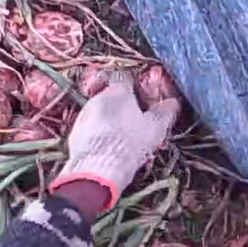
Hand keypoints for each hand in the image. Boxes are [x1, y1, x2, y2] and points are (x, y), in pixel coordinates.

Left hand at [50, 73, 178, 212]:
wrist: (99, 168)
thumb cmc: (131, 143)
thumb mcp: (155, 129)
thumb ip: (164, 113)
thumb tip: (173, 103)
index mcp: (118, 92)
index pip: (125, 78)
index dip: (135, 87)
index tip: (143, 99)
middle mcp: (97, 98)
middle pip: (111, 96)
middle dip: (122, 107)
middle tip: (135, 124)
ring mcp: (83, 116)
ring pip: (99, 113)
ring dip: (109, 122)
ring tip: (122, 140)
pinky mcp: (74, 134)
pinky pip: (89, 130)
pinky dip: (98, 136)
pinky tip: (107, 149)